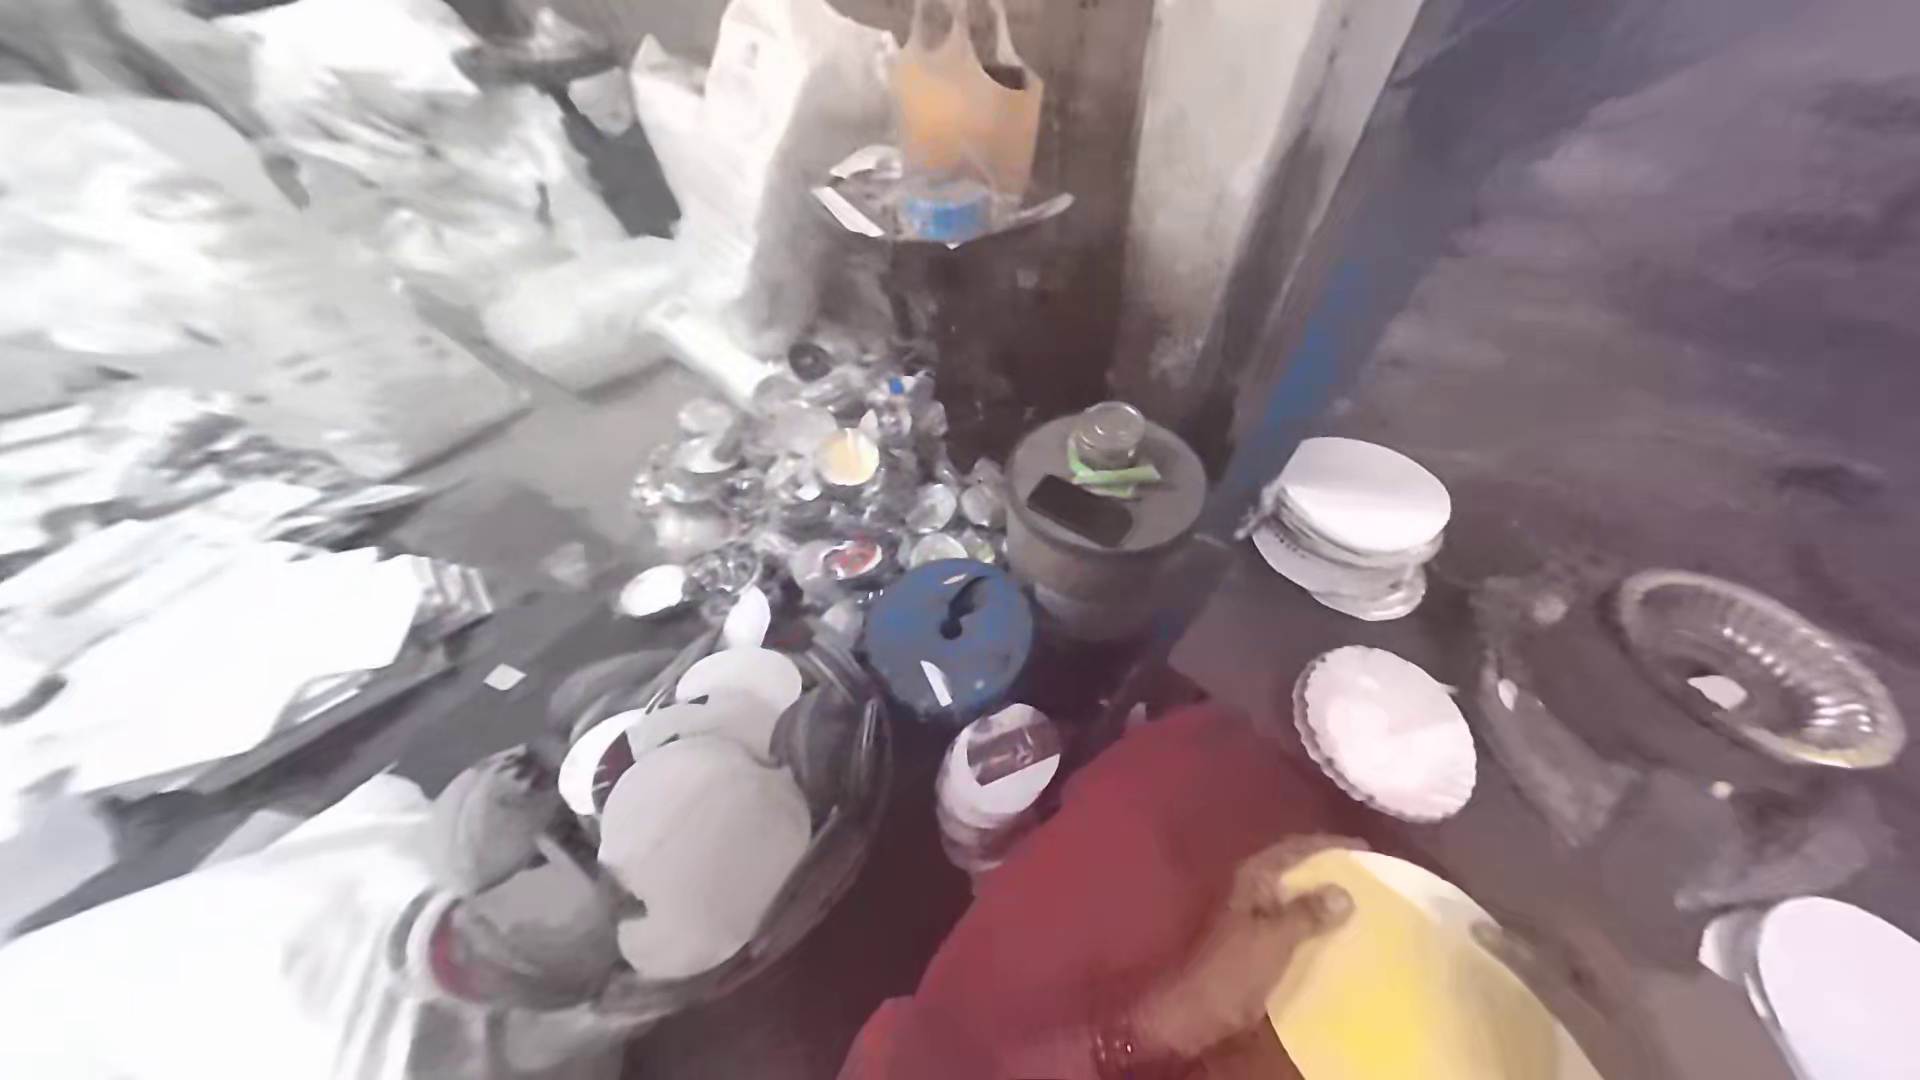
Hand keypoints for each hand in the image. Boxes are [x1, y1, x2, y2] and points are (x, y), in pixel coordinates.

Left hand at [1129, 836, 1363, 1060]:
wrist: (1200, 1006)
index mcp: (1253, 877)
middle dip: (1329, 866)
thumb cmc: (1234, 968)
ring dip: (1325, 893)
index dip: (1327, 844)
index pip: (1293, 848)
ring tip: (1365, 900)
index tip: (1364, 847)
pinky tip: (1342, 933)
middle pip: (1295, 866)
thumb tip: (1344, 891)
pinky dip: (1318, 919)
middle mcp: (1254, 886)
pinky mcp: (1262, 936)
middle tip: (1370, 873)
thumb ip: (1306, 915)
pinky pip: (1297, 919)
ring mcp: (1256, 911)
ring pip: (1297, 892)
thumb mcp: (1274, 940)